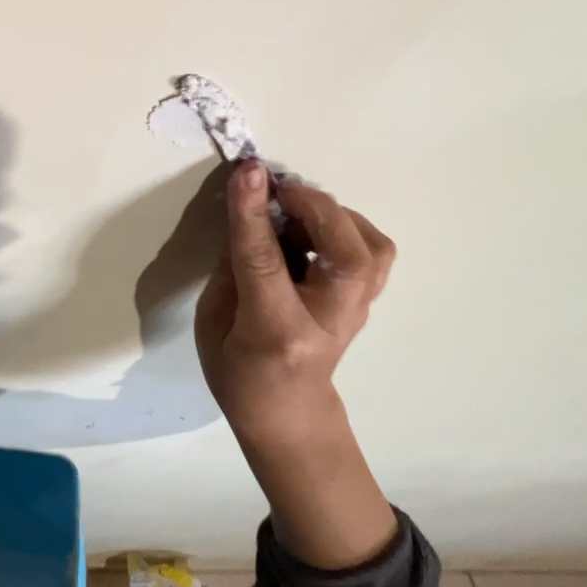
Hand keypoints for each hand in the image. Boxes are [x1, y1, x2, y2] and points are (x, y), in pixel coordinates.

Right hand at [194, 159, 399, 569]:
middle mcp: (327, 320)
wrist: (288, 416)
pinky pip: (374, 251)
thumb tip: (249, 215)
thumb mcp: (211, 323)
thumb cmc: (236, 374)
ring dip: (335, 214)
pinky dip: (348, 227)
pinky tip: (316, 227)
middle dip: (311, 204)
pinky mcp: (368, 302)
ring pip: (373, 248)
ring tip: (298, 207)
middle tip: (276, 186)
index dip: (254, 213)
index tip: (248, 170)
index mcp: (276, 331)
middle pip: (343, 250)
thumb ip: (232, 269)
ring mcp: (356, 313)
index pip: (266, 263)